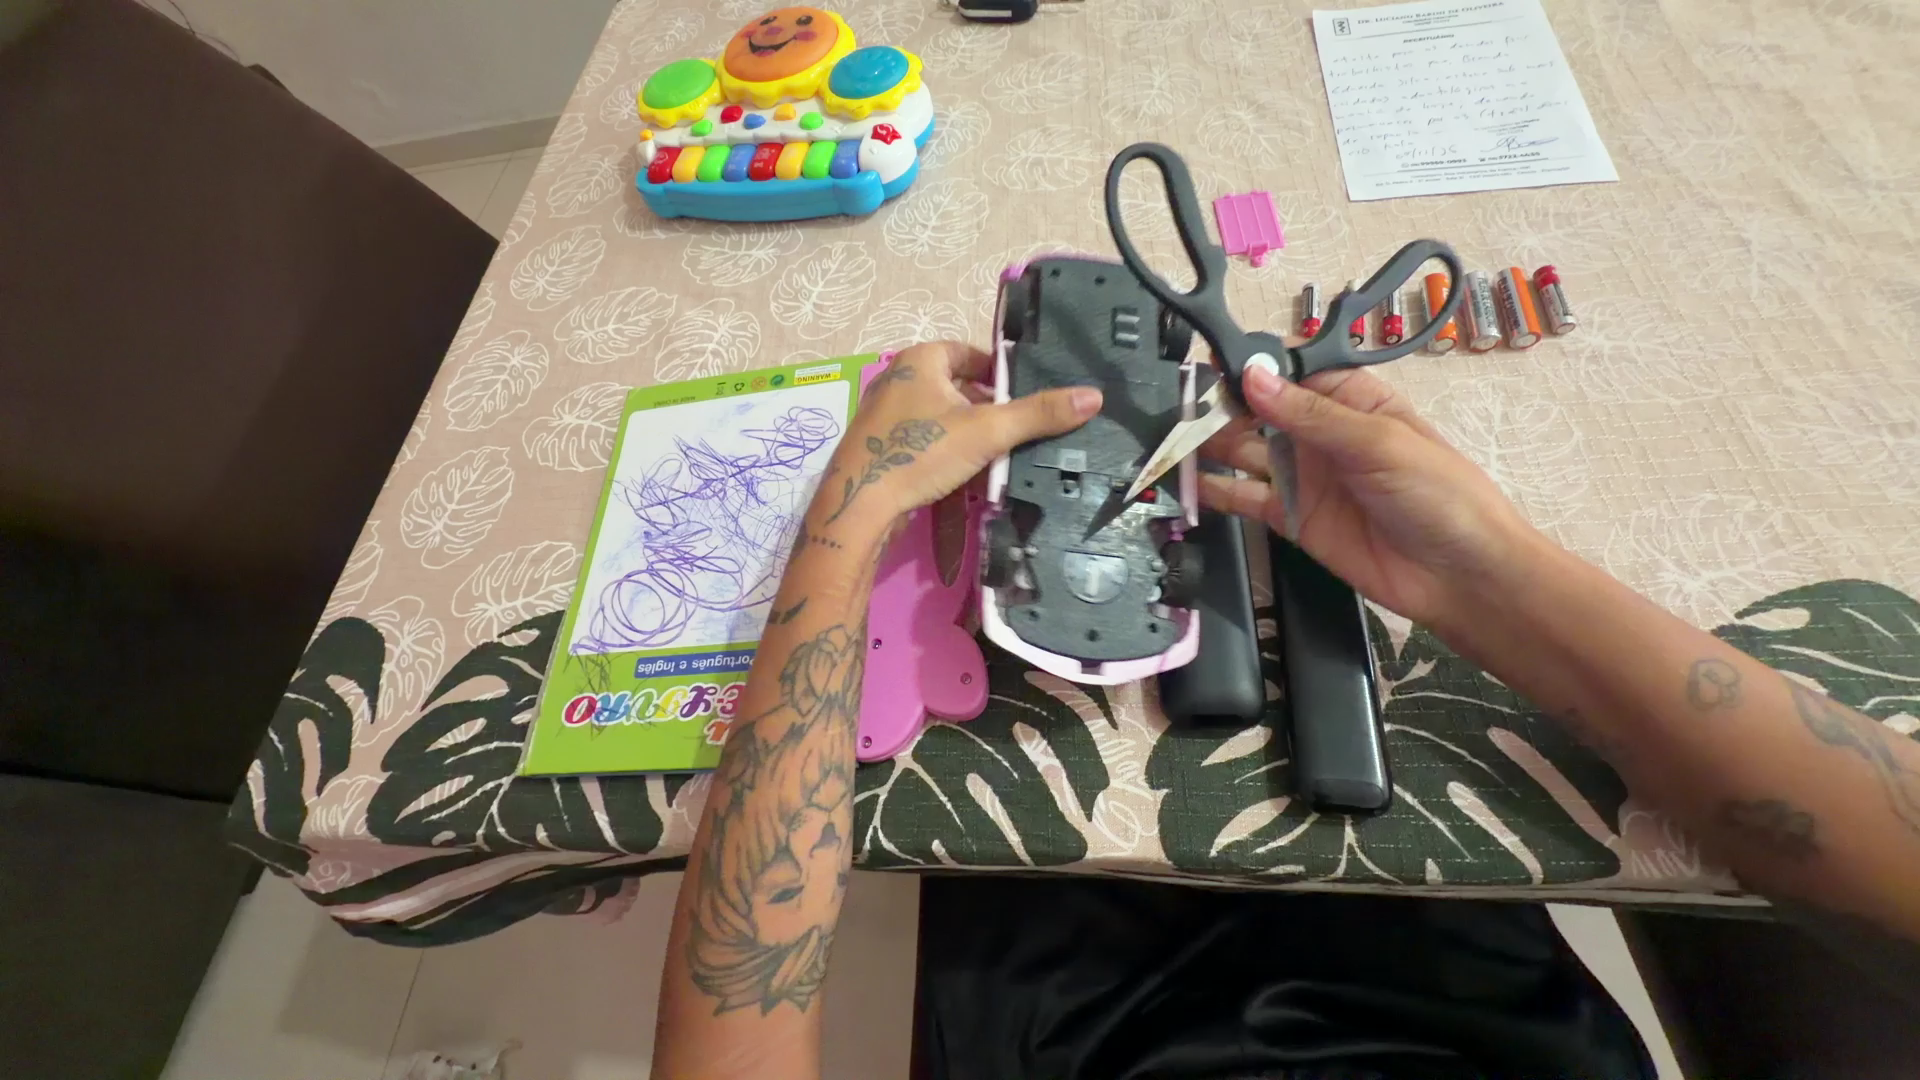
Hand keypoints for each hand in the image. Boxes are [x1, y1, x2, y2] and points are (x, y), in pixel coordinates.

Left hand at [809, 341, 1099, 539]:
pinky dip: (943, 452)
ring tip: (994, 456)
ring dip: (965, 434)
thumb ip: (1039, 414)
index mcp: (919, 359)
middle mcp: (897, 378)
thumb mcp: (988, 431)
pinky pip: (920, 440)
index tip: (1022, 398)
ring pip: (938, 416)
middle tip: (1013, 432)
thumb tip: (1094, 397)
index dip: (999, 374)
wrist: (860, 504)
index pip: (970, 354)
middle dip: (985, 409)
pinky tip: (960, 475)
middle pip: (955, 386)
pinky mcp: (876, 446)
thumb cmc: (920, 453)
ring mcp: (882, 414)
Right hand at [1200, 364, 1538, 627]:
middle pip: (1259, 411)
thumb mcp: (1377, 443)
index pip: (1292, 373)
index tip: (1213, 365)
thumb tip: (1253, 377)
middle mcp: (1319, 435)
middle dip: (1223, 406)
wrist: (1457, 576)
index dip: (1254, 367)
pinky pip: (1244, 497)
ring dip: (1211, 445)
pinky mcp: (1287, 517)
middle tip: (1184, 407)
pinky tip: (1189, 483)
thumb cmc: (1436, 494)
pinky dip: (1216, 490)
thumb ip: (1309, 414)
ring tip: (1175, 440)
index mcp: (1350, 401)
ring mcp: (1301, 476)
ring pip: (1244, 452)